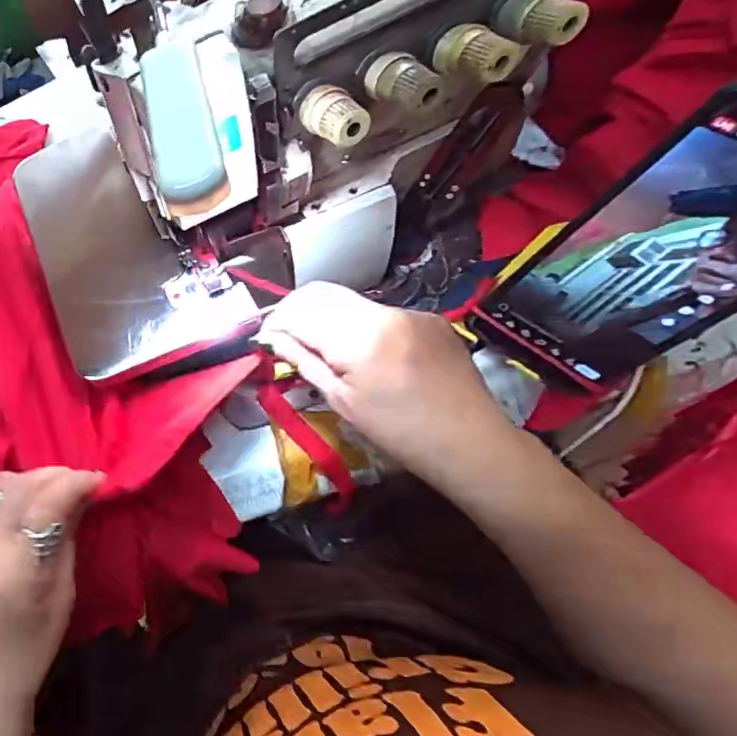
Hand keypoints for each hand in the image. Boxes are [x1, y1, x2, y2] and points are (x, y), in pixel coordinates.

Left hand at [0, 467, 102, 735]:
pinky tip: (33, 498)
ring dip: (33, 478)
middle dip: (55, 475)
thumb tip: (81, 495)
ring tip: (60, 487)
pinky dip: (12, 489)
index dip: (74, 483)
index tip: (99, 478)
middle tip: (83, 481)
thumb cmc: (37, 642)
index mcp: (13, 565)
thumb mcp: (64, 590)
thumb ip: (67, 537)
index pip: (44, 503)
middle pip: (19, 486)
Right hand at [256, 283, 515, 484]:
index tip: (266, 340)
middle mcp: (384, 313)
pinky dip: (360, 326)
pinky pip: (380, 312)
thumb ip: (304, 362)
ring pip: (350, 302)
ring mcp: (410, 312)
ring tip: (325, 350)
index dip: (275, 322)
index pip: (299, 310)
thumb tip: (272, 339)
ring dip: (327, 318)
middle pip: (322, 293)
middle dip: (296, 311)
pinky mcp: (429, 318)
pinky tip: (366, 354)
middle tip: (284, 337)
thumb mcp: (341, 400)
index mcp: (359, 337)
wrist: (470, 442)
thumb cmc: (398, 431)